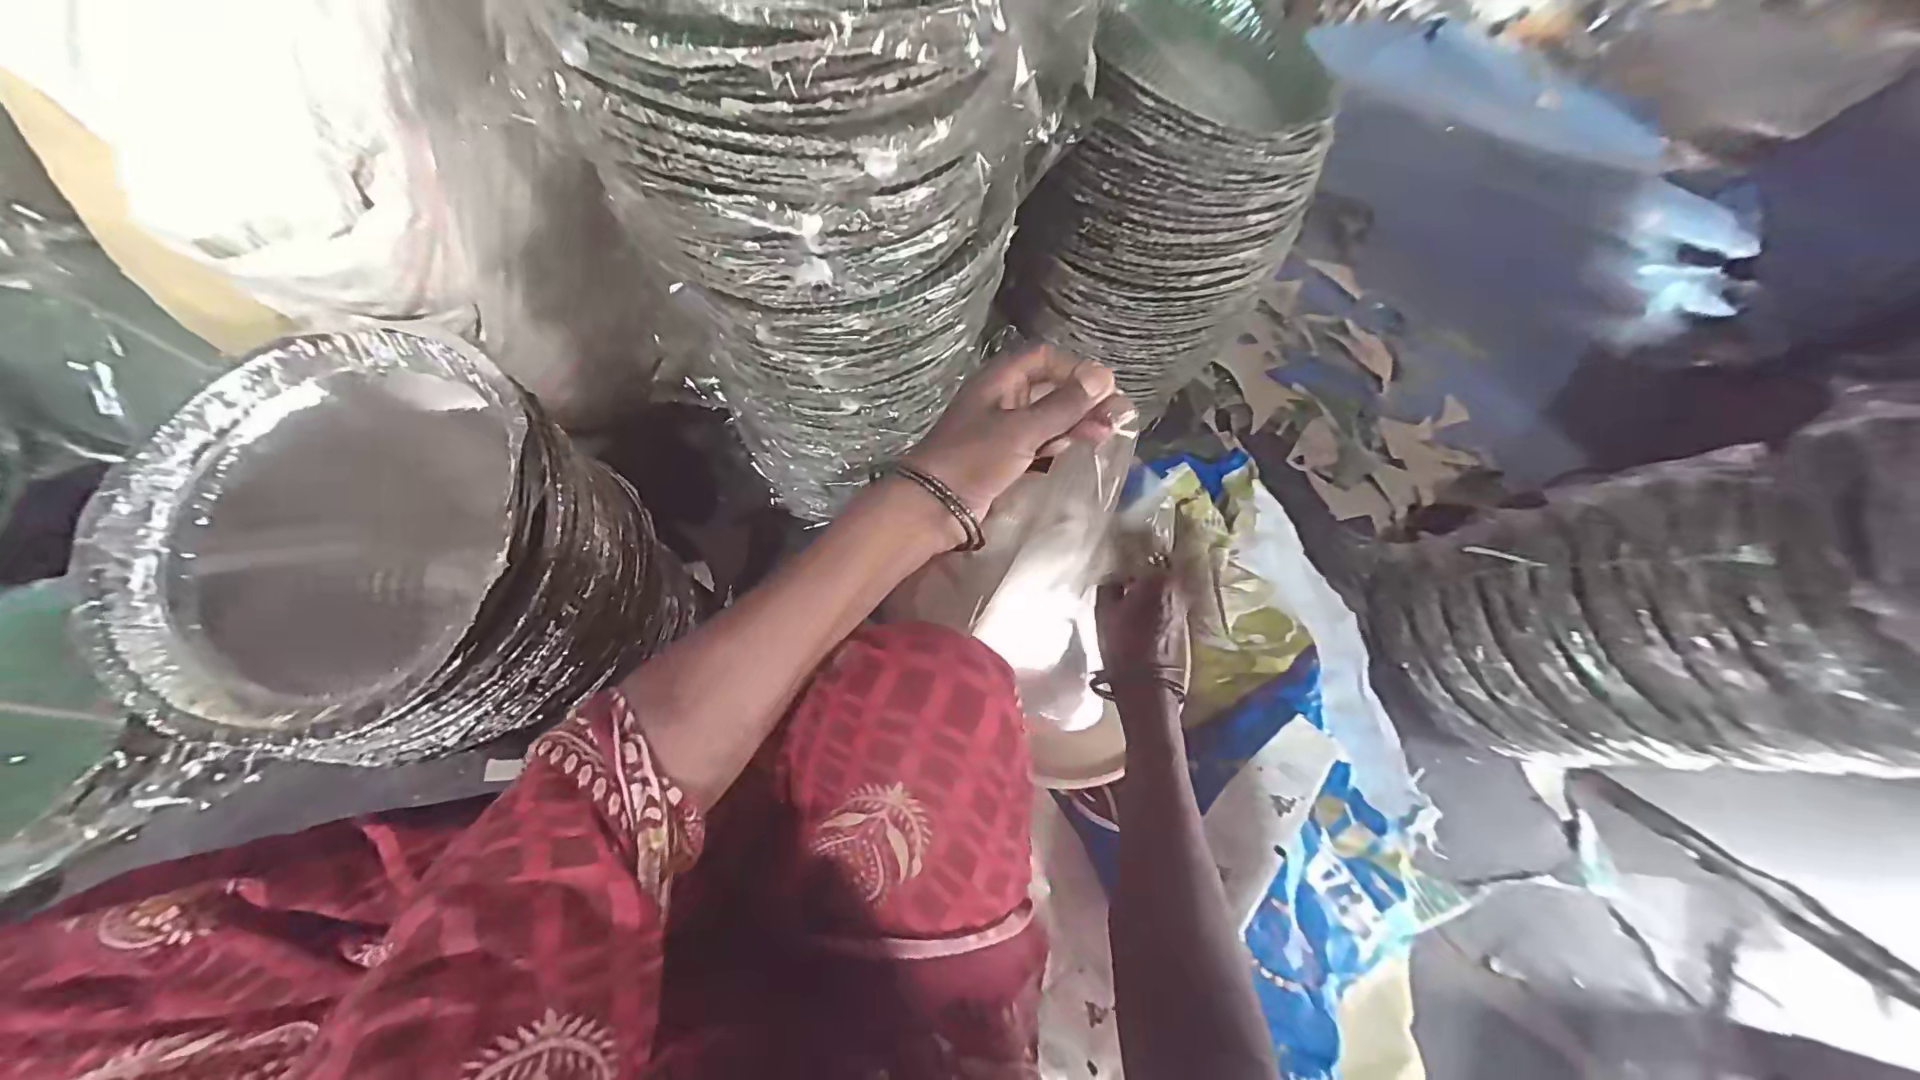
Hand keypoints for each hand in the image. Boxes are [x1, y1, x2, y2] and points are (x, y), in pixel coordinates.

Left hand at [905, 345, 1130, 518]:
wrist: (934, 505)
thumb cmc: (974, 459)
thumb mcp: (1022, 430)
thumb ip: (1063, 405)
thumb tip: (1103, 377)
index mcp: (1000, 380)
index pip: (1045, 359)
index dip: (1075, 369)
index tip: (1103, 388)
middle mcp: (1002, 398)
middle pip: (1050, 389)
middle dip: (1082, 400)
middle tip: (1115, 417)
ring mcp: (1001, 429)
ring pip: (1046, 418)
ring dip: (1074, 423)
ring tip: (1104, 435)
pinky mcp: (1003, 457)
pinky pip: (1036, 442)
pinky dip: (1056, 443)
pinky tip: (1075, 449)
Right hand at [1095, 563, 1187, 725]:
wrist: (1149, 683)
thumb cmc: (1123, 644)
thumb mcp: (1105, 610)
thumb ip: (1110, 585)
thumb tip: (1116, 577)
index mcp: (1156, 578)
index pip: (1141, 553)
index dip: (1126, 552)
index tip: (1115, 556)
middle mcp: (1176, 586)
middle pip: (1156, 567)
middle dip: (1140, 568)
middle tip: (1122, 573)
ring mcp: (1183, 603)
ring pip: (1162, 584)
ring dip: (1148, 584)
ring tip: (1129, 590)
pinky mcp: (1184, 620)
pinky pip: (1166, 599)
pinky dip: (1155, 598)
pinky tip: (1141, 607)